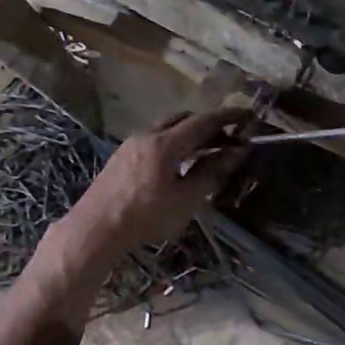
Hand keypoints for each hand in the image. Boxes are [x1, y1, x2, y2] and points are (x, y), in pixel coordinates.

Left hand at [60, 108, 247, 258]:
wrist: (96, 229)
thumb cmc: (145, 217)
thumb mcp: (186, 199)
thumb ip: (211, 172)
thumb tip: (235, 153)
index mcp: (165, 143)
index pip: (203, 121)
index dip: (228, 117)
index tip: (248, 115)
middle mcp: (148, 135)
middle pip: (184, 119)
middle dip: (209, 125)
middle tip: (229, 138)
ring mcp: (131, 144)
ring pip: (167, 129)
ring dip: (190, 134)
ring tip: (208, 151)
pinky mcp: (122, 156)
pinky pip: (155, 140)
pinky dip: (175, 143)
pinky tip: (180, 162)